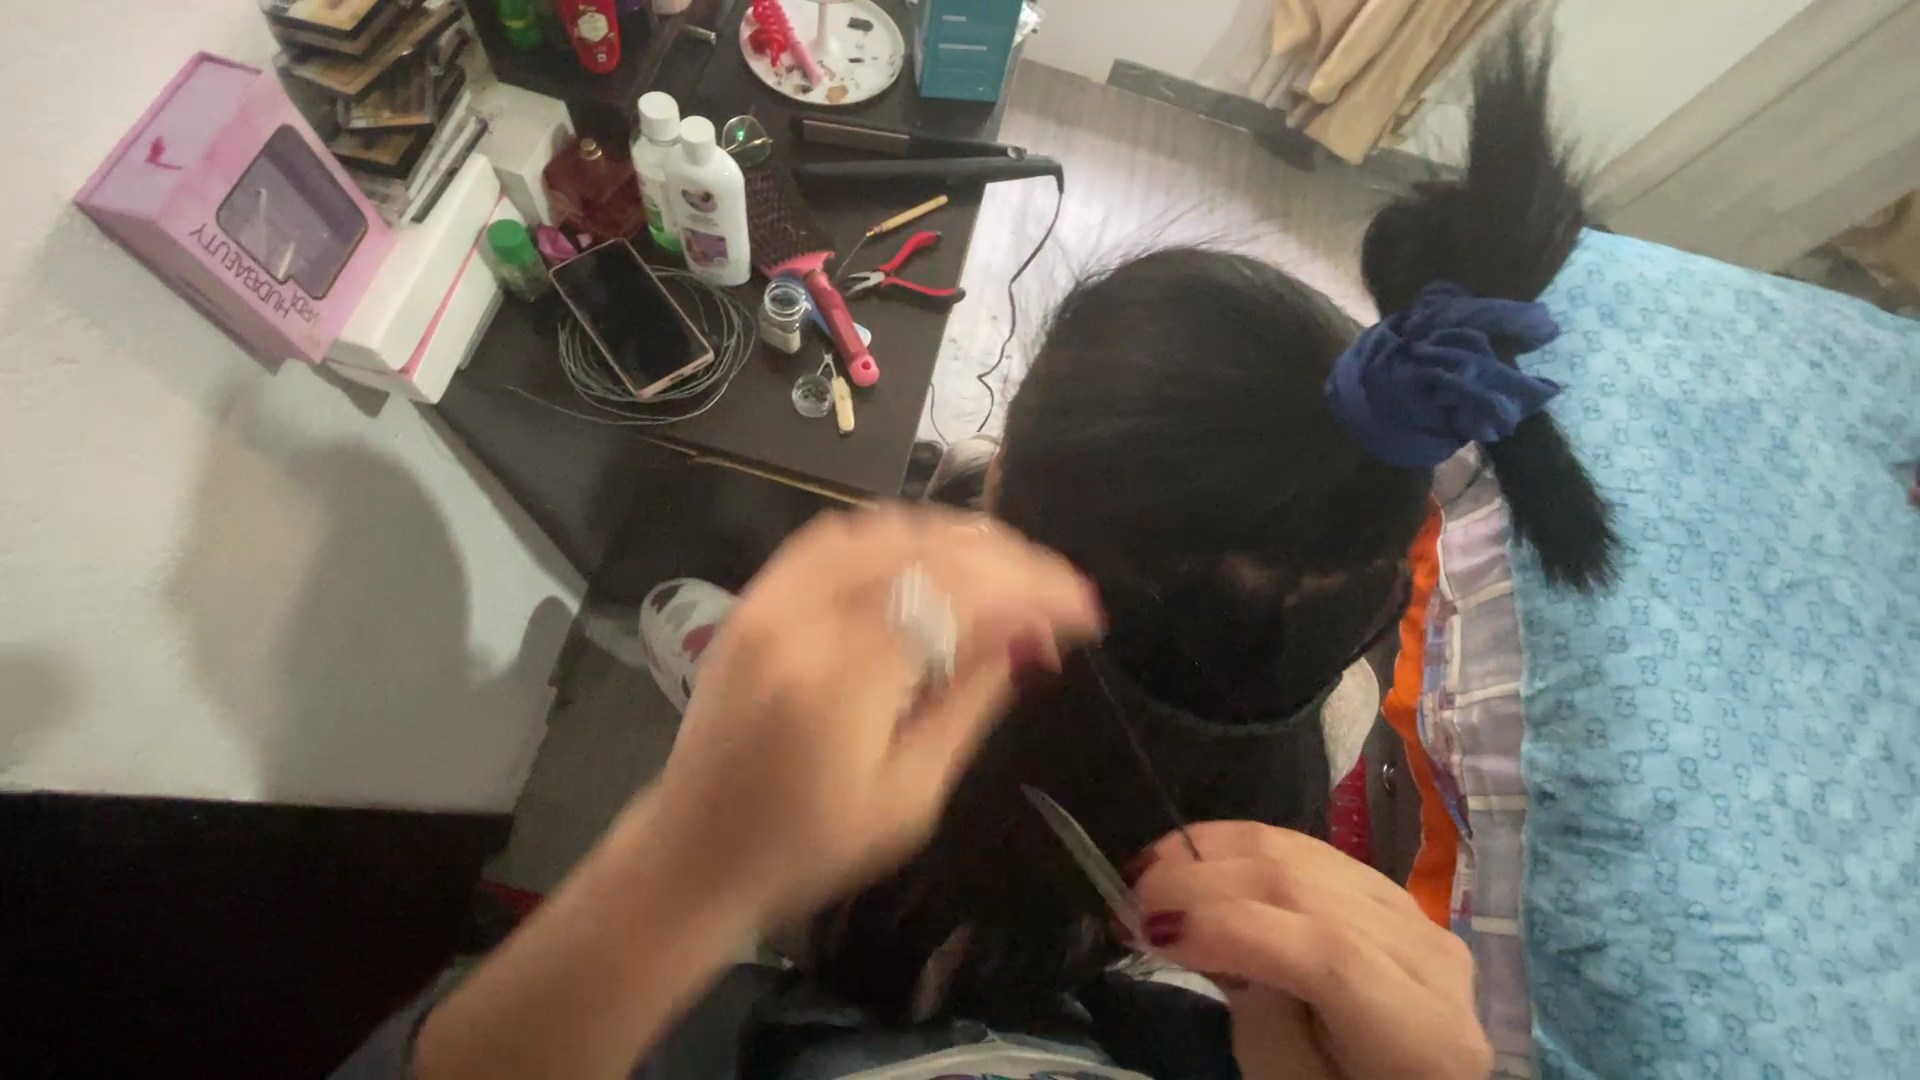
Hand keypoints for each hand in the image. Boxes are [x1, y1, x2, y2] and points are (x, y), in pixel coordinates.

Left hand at [653, 504, 1103, 925]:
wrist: (695, 853)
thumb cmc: (810, 848)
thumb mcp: (911, 794)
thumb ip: (971, 699)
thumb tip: (1032, 633)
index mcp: (842, 682)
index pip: (957, 596)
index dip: (1032, 589)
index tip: (1084, 609)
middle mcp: (802, 620)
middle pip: (925, 551)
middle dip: (1007, 560)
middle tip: (1055, 591)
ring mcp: (771, 599)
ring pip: (883, 528)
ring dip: (958, 539)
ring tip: (1008, 570)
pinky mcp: (757, 597)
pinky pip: (836, 536)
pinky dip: (899, 535)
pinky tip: (932, 558)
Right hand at [1130, 822, 1490, 1079]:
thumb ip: (1260, 1016)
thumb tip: (1211, 933)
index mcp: (1422, 1031)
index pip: (1325, 953)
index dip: (1230, 929)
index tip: (1147, 931)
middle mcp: (1425, 953)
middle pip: (1302, 887)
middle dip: (1200, 883)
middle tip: (1128, 900)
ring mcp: (1404, 906)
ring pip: (1292, 851)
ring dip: (1206, 852)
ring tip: (1146, 872)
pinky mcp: (1375, 881)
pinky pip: (1296, 842)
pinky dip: (1232, 842)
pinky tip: (1188, 853)